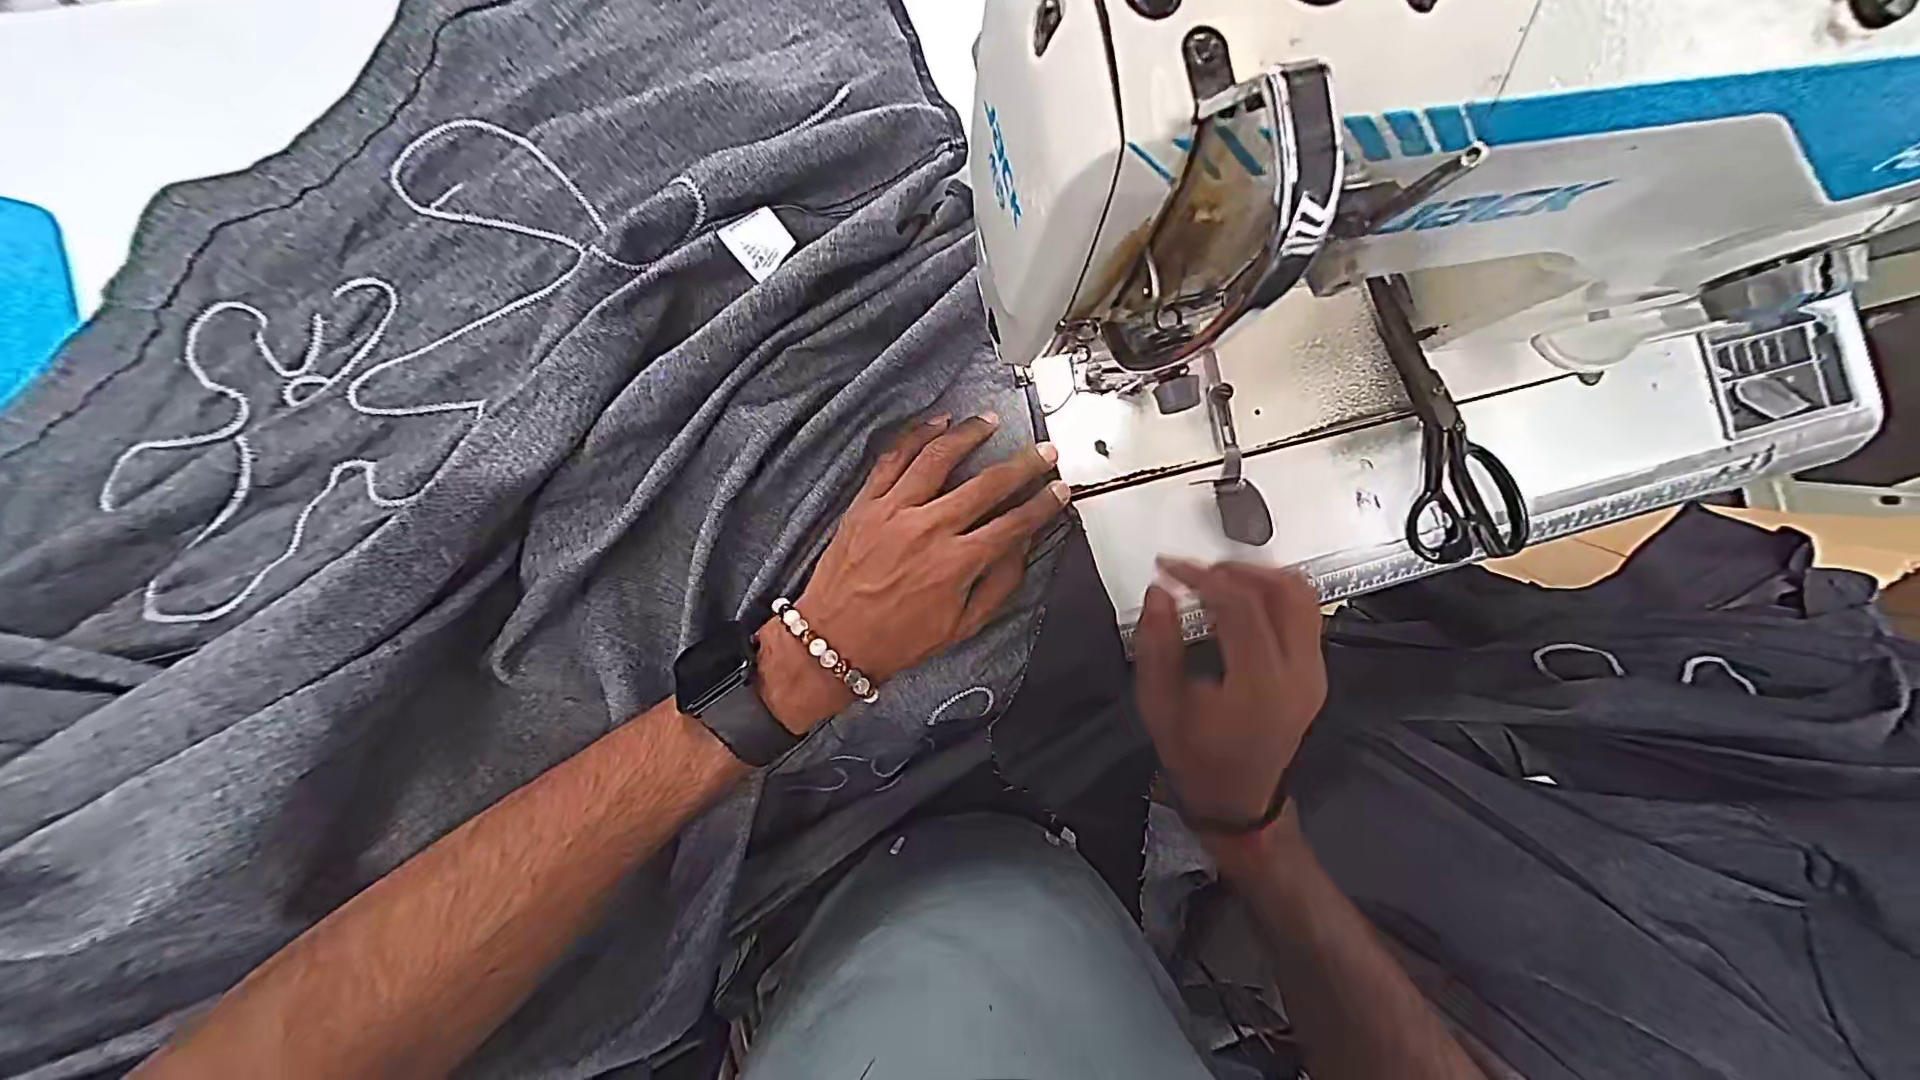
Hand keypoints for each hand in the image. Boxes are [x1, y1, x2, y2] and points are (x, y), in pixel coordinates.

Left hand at [754, 413, 1068, 732]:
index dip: (1043, 504)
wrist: (835, 640)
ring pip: (939, 456)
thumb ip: (999, 584)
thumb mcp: (961, 625)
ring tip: (990, 421)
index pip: (1014, 522)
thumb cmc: (896, 638)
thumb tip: (1024, 548)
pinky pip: (893, 457)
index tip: (1058, 490)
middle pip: (987, 484)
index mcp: (955, 563)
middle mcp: (927, 530)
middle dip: (1023, 464)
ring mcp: (893, 511)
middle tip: (1042, 452)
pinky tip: (937, 423)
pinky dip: (917, 435)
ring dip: (970, 434)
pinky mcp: (866, 503)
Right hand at [1133, 560, 1327, 827]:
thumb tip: (1159, 593)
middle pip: (1285, 591)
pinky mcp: (1314, 673)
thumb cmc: (1195, 757)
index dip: (1201, 576)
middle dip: (1236, 568)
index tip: (1170, 568)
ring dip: (1260, 577)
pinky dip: (1272, 595)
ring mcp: (1313, 674)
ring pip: (1303, 597)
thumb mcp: (1159, 702)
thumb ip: (1157, 643)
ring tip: (1218, 579)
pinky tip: (1238, 602)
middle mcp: (1298, 675)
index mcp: (1259, 684)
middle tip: (1197, 570)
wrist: (1235, 799)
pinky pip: (1304, 616)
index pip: (1240, 605)